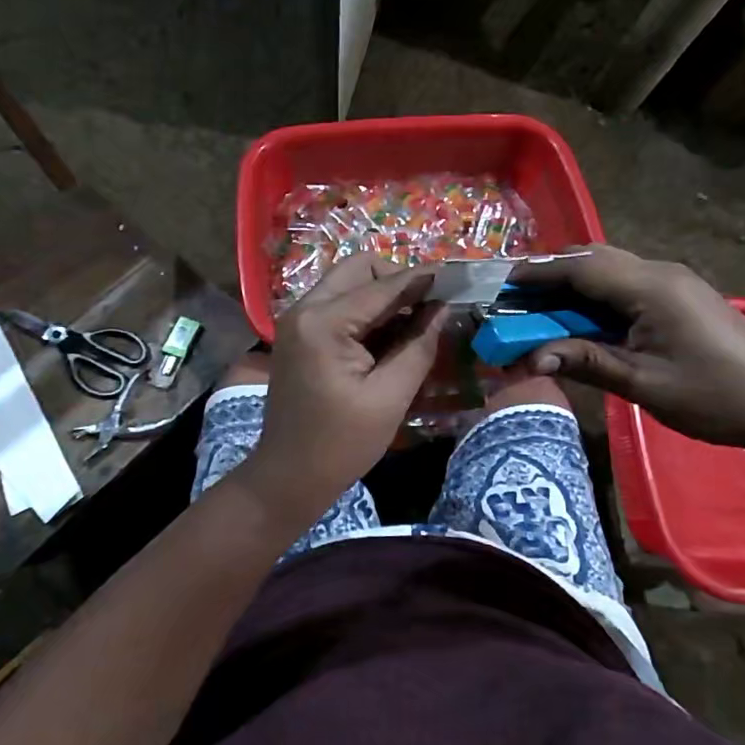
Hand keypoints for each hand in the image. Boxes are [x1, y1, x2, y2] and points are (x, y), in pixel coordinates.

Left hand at [241, 254, 444, 520]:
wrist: (288, 476)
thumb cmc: (341, 443)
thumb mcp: (390, 397)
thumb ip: (419, 346)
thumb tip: (442, 308)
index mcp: (323, 323)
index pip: (382, 286)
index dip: (421, 279)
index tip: (456, 276)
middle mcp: (304, 309)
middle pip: (359, 268)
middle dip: (398, 280)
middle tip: (430, 305)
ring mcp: (298, 320)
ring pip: (348, 283)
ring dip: (383, 294)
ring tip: (416, 321)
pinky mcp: (300, 333)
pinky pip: (339, 304)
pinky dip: (367, 310)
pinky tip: (390, 335)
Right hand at [516, 245, 744, 447]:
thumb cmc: (713, 397)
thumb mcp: (643, 383)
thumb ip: (586, 362)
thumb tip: (529, 358)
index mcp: (651, 288)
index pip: (581, 267)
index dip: (537, 274)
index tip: (500, 287)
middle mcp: (660, 272)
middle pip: (593, 259)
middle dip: (550, 275)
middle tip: (516, 303)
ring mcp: (673, 282)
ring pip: (609, 269)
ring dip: (572, 286)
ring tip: (540, 313)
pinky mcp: (679, 297)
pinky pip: (626, 284)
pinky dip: (595, 296)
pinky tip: (581, 321)